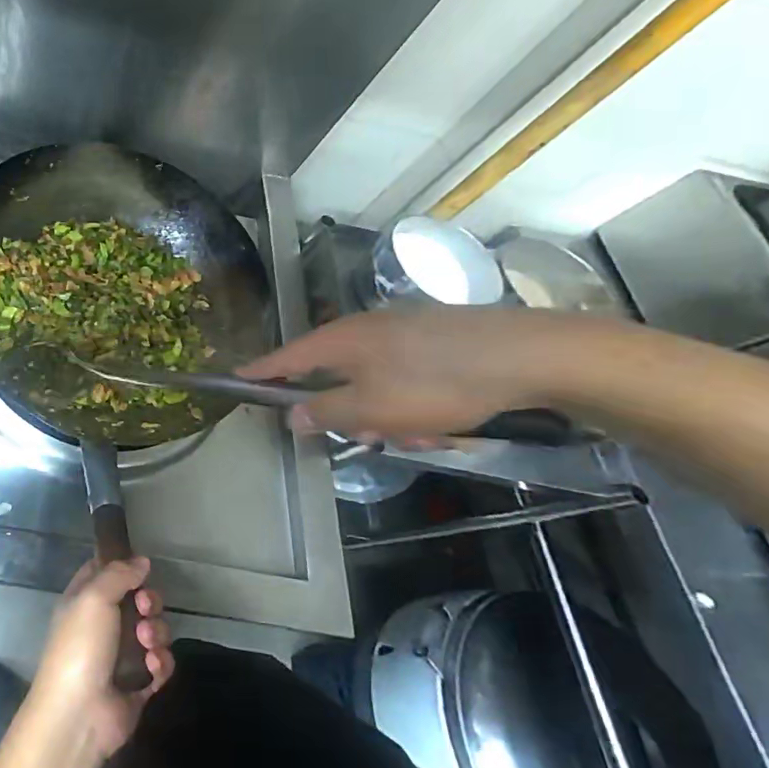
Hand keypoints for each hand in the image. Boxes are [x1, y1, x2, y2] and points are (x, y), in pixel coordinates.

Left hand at [28, 557, 173, 756]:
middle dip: (149, 602)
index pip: (105, 572)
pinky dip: (161, 664)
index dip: (125, 567)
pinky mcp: (141, 682)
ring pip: (154, 630)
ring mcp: (123, 654)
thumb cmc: (81, 645)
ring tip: (146, 645)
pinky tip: (152, 671)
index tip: (141, 569)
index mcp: (84, 599)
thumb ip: (118, 574)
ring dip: (156, 634)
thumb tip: (141, 560)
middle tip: (144, 608)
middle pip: (138, 600)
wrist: (81, 712)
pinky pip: (161, 663)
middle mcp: (103, 623)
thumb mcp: (93, 597)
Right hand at [236, 307, 608, 439]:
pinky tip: (451, 422)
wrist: (532, 356)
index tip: (236, 378)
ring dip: (393, 414)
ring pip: (377, 382)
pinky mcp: (437, 339)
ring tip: (429, 436)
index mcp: (340, 341)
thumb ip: (326, 412)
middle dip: (353, 412)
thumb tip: (292, 414)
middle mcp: (365, 329)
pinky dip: (419, 402)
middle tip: (376, 438)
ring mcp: (403, 331)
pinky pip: (409, 377)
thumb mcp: (373, 409)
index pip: (286, 357)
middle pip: (336, 376)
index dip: (261, 372)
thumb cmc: (437, 383)